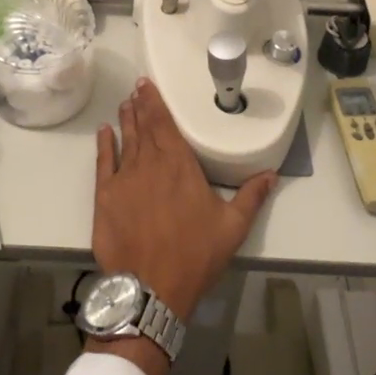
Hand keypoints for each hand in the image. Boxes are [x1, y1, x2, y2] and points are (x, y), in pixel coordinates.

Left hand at [88, 79, 275, 374]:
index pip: (164, 123)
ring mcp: (124, 179)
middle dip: (139, 106)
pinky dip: (104, 145)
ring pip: (124, 140)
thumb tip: (272, 174)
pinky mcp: (105, 197)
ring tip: (125, 104)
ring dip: (125, 121)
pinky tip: (104, 132)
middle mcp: (149, 163)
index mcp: (178, 164)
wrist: (151, 289)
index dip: (154, 102)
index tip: (147, 85)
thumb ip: (251, 197)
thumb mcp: (232, 227)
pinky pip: (103, 163)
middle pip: (143, 127)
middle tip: (136, 89)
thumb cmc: (195, 255)